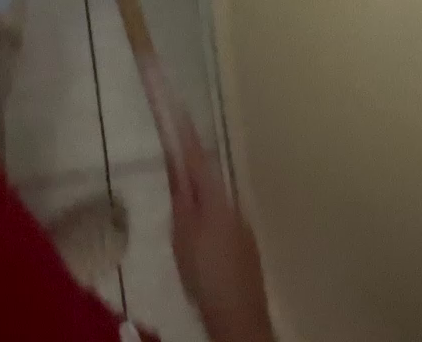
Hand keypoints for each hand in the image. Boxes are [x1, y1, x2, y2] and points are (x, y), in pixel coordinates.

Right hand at [169, 120, 275, 341]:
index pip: (196, 153)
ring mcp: (243, 223)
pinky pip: (223, 218)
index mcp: (214, 195)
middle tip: (174, 168)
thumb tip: (176, 159)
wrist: (239, 317)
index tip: (178, 104)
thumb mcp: (181, 231)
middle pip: (208, 175)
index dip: (185, 129)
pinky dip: (209, 218)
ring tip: (184, 221)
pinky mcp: (246, 243)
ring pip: (216, 199)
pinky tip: (202, 242)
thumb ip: (180, 193)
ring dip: (200, 197)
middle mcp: (233, 201)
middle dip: (191, 167)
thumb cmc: (204, 273)